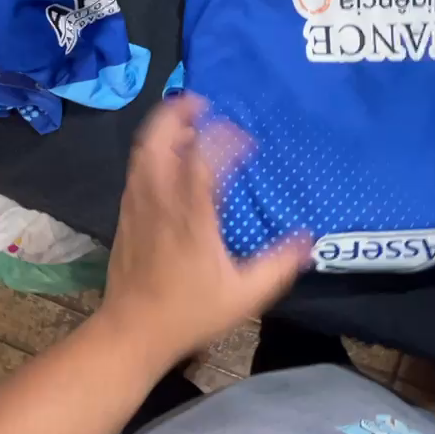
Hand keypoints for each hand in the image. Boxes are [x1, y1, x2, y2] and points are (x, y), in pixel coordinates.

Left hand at [99, 95, 310, 368]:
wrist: (131, 330)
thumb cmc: (188, 312)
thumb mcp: (244, 296)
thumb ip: (277, 265)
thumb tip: (309, 239)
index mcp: (191, 214)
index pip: (204, 157)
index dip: (225, 137)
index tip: (247, 139)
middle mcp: (159, 198)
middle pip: (160, 138)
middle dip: (178, 113)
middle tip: (202, 103)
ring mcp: (137, 202)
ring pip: (144, 148)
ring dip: (164, 127)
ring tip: (187, 120)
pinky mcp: (125, 210)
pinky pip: (137, 165)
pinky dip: (152, 147)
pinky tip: (168, 154)